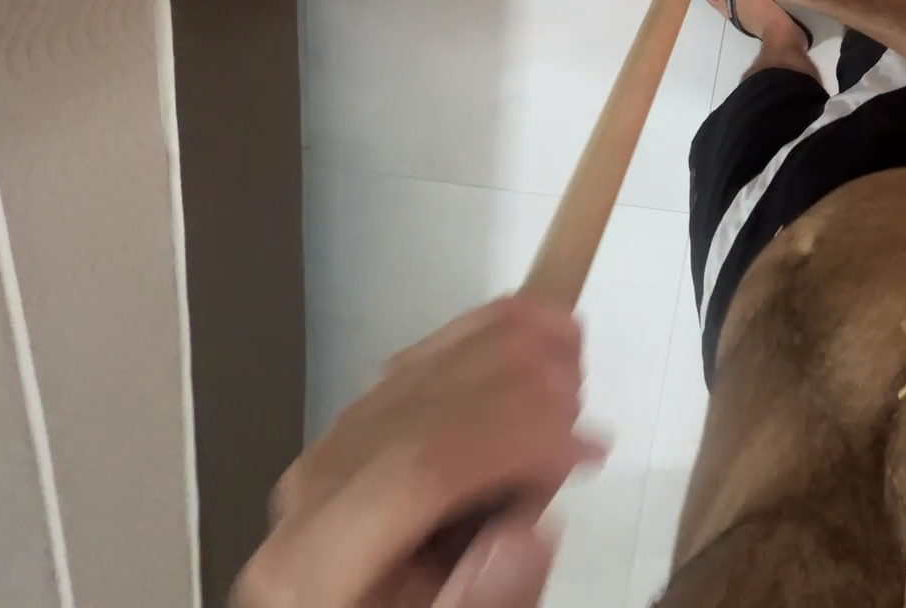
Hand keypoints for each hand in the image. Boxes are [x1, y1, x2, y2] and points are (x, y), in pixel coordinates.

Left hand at [235, 298, 606, 607]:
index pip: (426, 469)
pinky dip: (519, 325)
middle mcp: (324, 477)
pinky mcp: (382, 393)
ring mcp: (351, 424)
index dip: (522, 440)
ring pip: (457, 350)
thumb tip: (528, 536)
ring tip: (572, 404)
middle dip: (542, 396)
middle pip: (445, 398)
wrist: (377, 596)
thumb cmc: (418, 606)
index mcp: (318, 559)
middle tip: (585, 442)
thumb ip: (483, 600)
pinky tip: (558, 341)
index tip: (587, 455)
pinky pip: (456, 334)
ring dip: (539, 354)